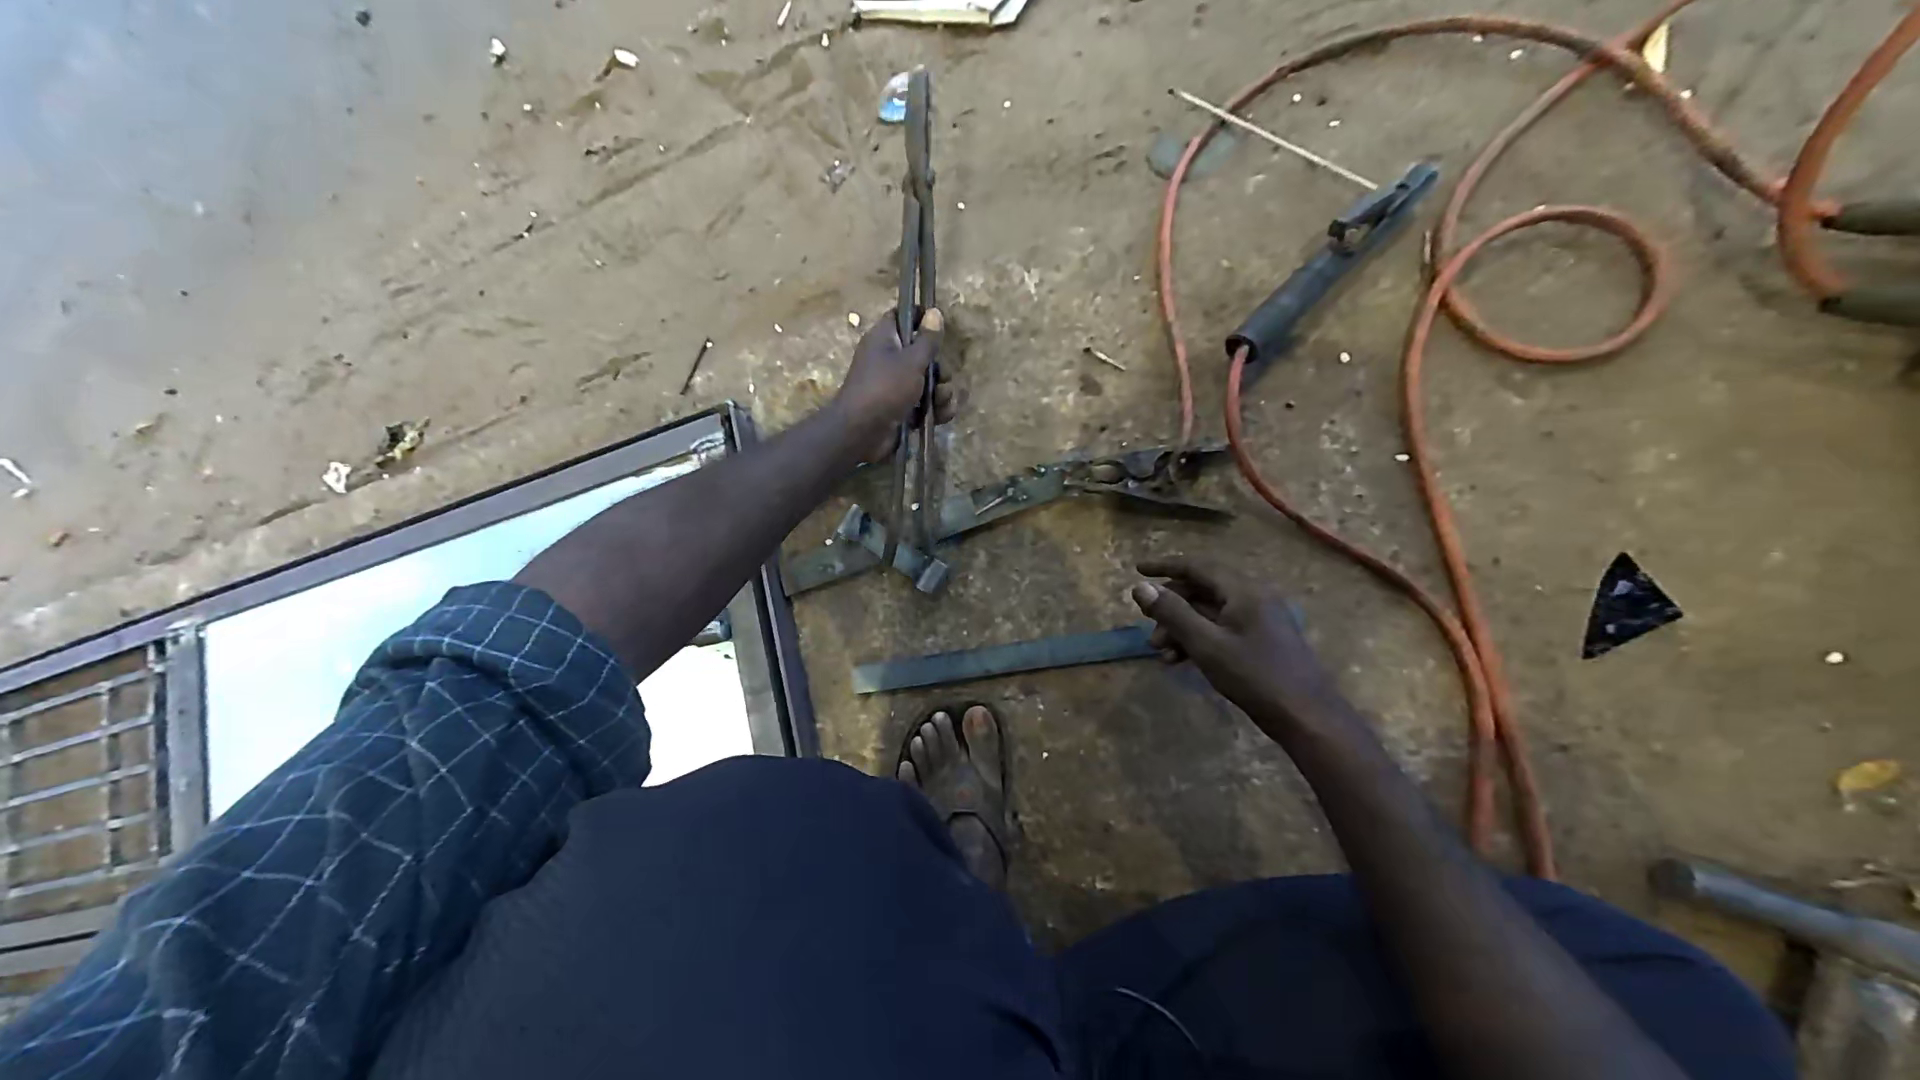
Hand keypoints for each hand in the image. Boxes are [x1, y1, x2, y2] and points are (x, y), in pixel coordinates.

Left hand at [836, 309, 956, 460]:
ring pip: (927, 382)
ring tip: (940, 402)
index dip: (920, 317)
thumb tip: (935, 312)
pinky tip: (941, 415)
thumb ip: (927, 339)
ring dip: (940, 392)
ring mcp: (894, 387)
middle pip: (922, 354)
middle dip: (939, 368)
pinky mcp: (901, 409)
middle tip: (941, 377)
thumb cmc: (885, 388)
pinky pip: (924, 404)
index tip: (939, 324)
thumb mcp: (912, 360)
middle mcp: (888, 360)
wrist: (862, 432)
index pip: (902, 317)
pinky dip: (935, 409)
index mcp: (884, 339)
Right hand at [1130, 557, 1340, 735]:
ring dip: (1182, 628)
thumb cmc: (1254, 676)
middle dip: (1171, 607)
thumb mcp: (1206, 644)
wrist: (1307, 716)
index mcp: (1243, 590)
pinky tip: (1181, 661)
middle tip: (1147, 626)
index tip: (1137, 570)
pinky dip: (1199, 639)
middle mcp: (1253, 597)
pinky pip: (1222, 629)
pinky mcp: (1262, 640)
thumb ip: (1172, 613)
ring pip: (1210, 612)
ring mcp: (1260, 619)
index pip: (1197, 566)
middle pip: (1202, 589)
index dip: (1164, 566)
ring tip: (1161, 653)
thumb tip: (1141, 587)